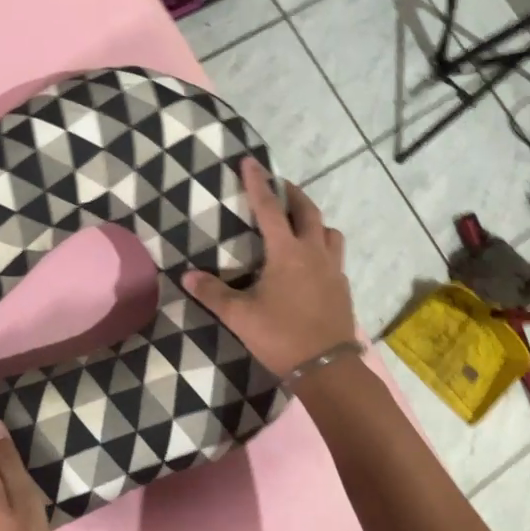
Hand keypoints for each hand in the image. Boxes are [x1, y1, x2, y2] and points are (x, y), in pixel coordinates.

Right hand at [182, 157, 357, 375]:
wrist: (328, 369)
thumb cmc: (281, 336)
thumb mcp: (240, 316)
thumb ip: (213, 293)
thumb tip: (187, 276)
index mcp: (287, 253)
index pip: (269, 208)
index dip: (258, 183)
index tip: (250, 161)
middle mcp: (314, 253)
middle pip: (308, 211)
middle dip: (293, 194)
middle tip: (279, 187)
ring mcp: (333, 269)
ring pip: (329, 231)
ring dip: (315, 220)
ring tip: (300, 223)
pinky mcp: (342, 287)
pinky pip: (335, 255)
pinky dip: (323, 247)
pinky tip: (312, 262)